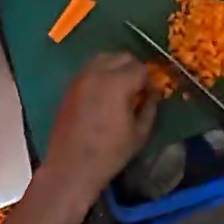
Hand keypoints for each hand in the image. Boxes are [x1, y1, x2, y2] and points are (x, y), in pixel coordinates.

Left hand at [43, 53, 161, 197]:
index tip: (149, 94)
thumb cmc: (110, 153)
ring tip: (120, 89)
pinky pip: (89, 69)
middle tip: (137, 90)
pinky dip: (100, 73)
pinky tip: (103, 94)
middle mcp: (97, 73)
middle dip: (133, 69)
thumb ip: (150, 106)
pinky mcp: (70, 86)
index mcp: (117, 83)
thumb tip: (153, 92)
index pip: (140, 67)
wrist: (71, 167)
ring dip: (116, 68)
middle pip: (122, 56)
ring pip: (104, 58)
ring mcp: (80, 78)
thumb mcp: (140, 133)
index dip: (148, 80)